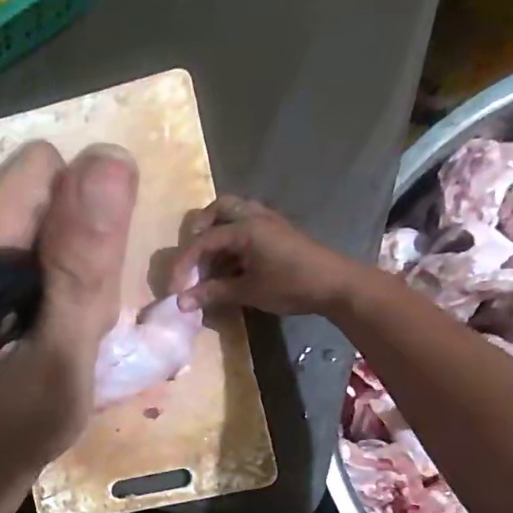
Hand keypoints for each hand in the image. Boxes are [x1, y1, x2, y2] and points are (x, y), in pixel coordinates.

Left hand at [0, 142, 138, 501]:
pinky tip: (51, 323)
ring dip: (71, 263)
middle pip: (38, 191)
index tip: (83, 277)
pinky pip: (33, 246)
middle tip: (72, 311)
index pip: (36, 170)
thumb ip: (83, 263)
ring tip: (61, 323)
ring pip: (41, 218)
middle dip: (76, 241)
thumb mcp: (64, 352)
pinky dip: (57, 277)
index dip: (79, 211)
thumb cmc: (24, 424)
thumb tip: (108, 157)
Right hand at [169, 197, 374, 316]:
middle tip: (192, 257)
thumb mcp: (247, 292)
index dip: (183, 264)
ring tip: (210, 263)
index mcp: (245, 228)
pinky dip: (232, 241)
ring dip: (216, 234)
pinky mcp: (278, 233)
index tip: (174, 288)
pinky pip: (247, 226)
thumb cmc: (291, 285)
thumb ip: (212, 294)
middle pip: (218, 209)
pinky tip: (230, 265)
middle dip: (199, 230)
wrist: (337, 285)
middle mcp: (255, 217)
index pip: (202, 240)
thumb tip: (180, 303)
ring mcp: (269, 222)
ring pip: (234, 214)